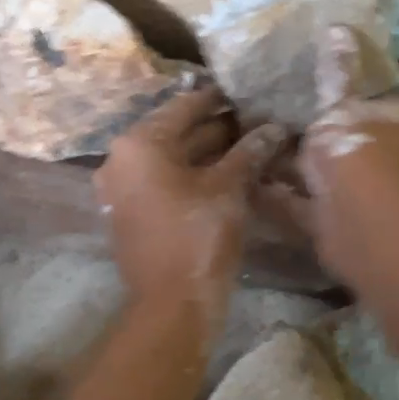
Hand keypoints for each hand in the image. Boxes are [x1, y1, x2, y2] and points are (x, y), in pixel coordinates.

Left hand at [95, 87, 286, 330]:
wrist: (172, 307)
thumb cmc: (198, 236)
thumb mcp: (229, 188)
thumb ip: (249, 151)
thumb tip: (275, 128)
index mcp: (139, 143)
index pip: (185, 106)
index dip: (220, 99)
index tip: (248, 92)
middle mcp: (123, 159)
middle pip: (178, 132)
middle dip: (219, 128)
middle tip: (259, 120)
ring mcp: (124, 188)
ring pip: (175, 159)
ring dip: (211, 153)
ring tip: (254, 145)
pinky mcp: (133, 212)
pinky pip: (167, 181)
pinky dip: (196, 176)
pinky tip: (234, 173)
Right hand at [258, 26, 398, 277]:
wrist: (354, 217)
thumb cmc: (354, 147)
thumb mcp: (340, 100)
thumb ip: (337, 69)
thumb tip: (338, 26)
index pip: (383, 102)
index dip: (357, 97)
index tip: (324, 89)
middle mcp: (388, 158)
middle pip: (352, 140)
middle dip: (322, 135)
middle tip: (281, 117)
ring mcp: (364, 193)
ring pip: (327, 174)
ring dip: (298, 167)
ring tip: (259, 147)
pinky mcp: (337, 221)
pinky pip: (304, 203)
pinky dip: (281, 195)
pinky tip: (252, 183)